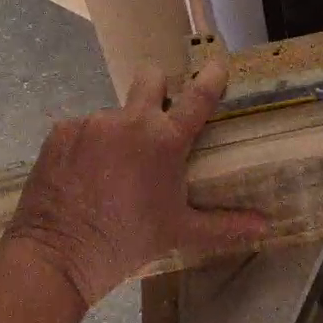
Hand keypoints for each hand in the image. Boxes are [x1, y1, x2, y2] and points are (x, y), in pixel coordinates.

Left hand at [0, 61, 268, 305]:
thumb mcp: (179, 233)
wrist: (56, 258)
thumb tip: (266, 224)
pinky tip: (82, 175)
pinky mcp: (61, 131)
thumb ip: (225, 224)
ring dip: (118, 132)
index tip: (218, 64)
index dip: (212, 76)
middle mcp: (131, 121)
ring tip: (110, 170)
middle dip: (158, 86)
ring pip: (114, 114)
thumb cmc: (127, 243)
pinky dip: (86, 147)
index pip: (198, 96)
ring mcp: (93, 122)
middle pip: (151, 78)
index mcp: (165, 140)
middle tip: (157, 115)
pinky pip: (82, 129)